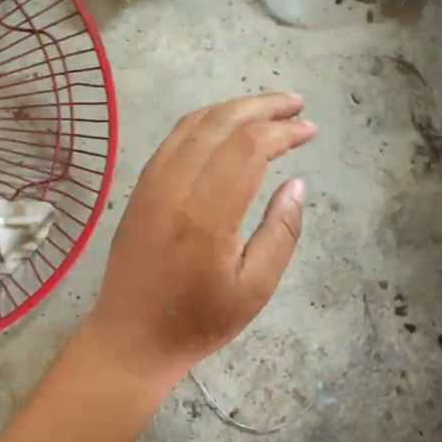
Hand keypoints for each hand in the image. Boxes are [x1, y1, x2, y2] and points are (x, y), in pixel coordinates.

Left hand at [80, 93, 316, 388]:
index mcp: (207, 213)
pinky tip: (224, 128)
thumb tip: (296, 183)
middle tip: (297, 104)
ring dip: (232, 108)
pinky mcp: (139, 190)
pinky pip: (172, 140)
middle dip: (263, 107)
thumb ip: (281, 232)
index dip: (283, 130)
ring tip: (268, 108)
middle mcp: (175, 187)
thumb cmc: (198, 321)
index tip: (310, 130)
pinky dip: (204, 123)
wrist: (131, 338)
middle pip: (221, 123)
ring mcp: (151, 185)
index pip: (249, 147)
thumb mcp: (255, 289)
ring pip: (193, 125)